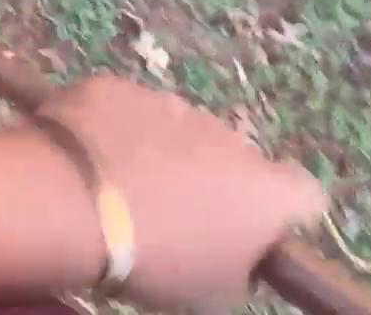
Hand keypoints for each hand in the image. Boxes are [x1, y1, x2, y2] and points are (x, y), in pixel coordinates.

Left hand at [40, 76, 327, 309]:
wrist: (68, 197)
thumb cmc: (150, 257)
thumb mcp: (213, 287)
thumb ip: (238, 257)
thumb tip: (230, 243)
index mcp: (264, 190)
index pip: (301, 191)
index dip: (280, 208)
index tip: (252, 223)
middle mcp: (223, 134)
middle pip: (230, 150)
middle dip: (211, 170)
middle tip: (172, 199)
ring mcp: (164, 101)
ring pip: (174, 122)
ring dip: (159, 141)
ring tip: (119, 171)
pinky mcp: (112, 83)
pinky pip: (123, 104)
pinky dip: (111, 119)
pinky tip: (85, 145)